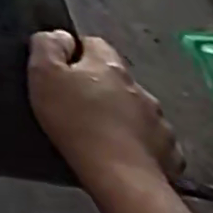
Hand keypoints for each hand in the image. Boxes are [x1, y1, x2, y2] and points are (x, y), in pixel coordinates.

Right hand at [28, 30, 182, 183]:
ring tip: (98, 130)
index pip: (93, 42)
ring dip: (118, 111)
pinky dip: (137, 139)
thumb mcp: (43, 73)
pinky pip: (150, 136)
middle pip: (114, 76)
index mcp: (108, 66)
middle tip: (74, 102)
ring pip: (133, 106)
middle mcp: (139, 87)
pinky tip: (122, 150)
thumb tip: (60, 36)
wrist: (119, 176)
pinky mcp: (169, 150)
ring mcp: (159, 120)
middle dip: (97, 84)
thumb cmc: (74, 120)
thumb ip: (47, 46)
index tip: (60, 71)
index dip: (74, 53)